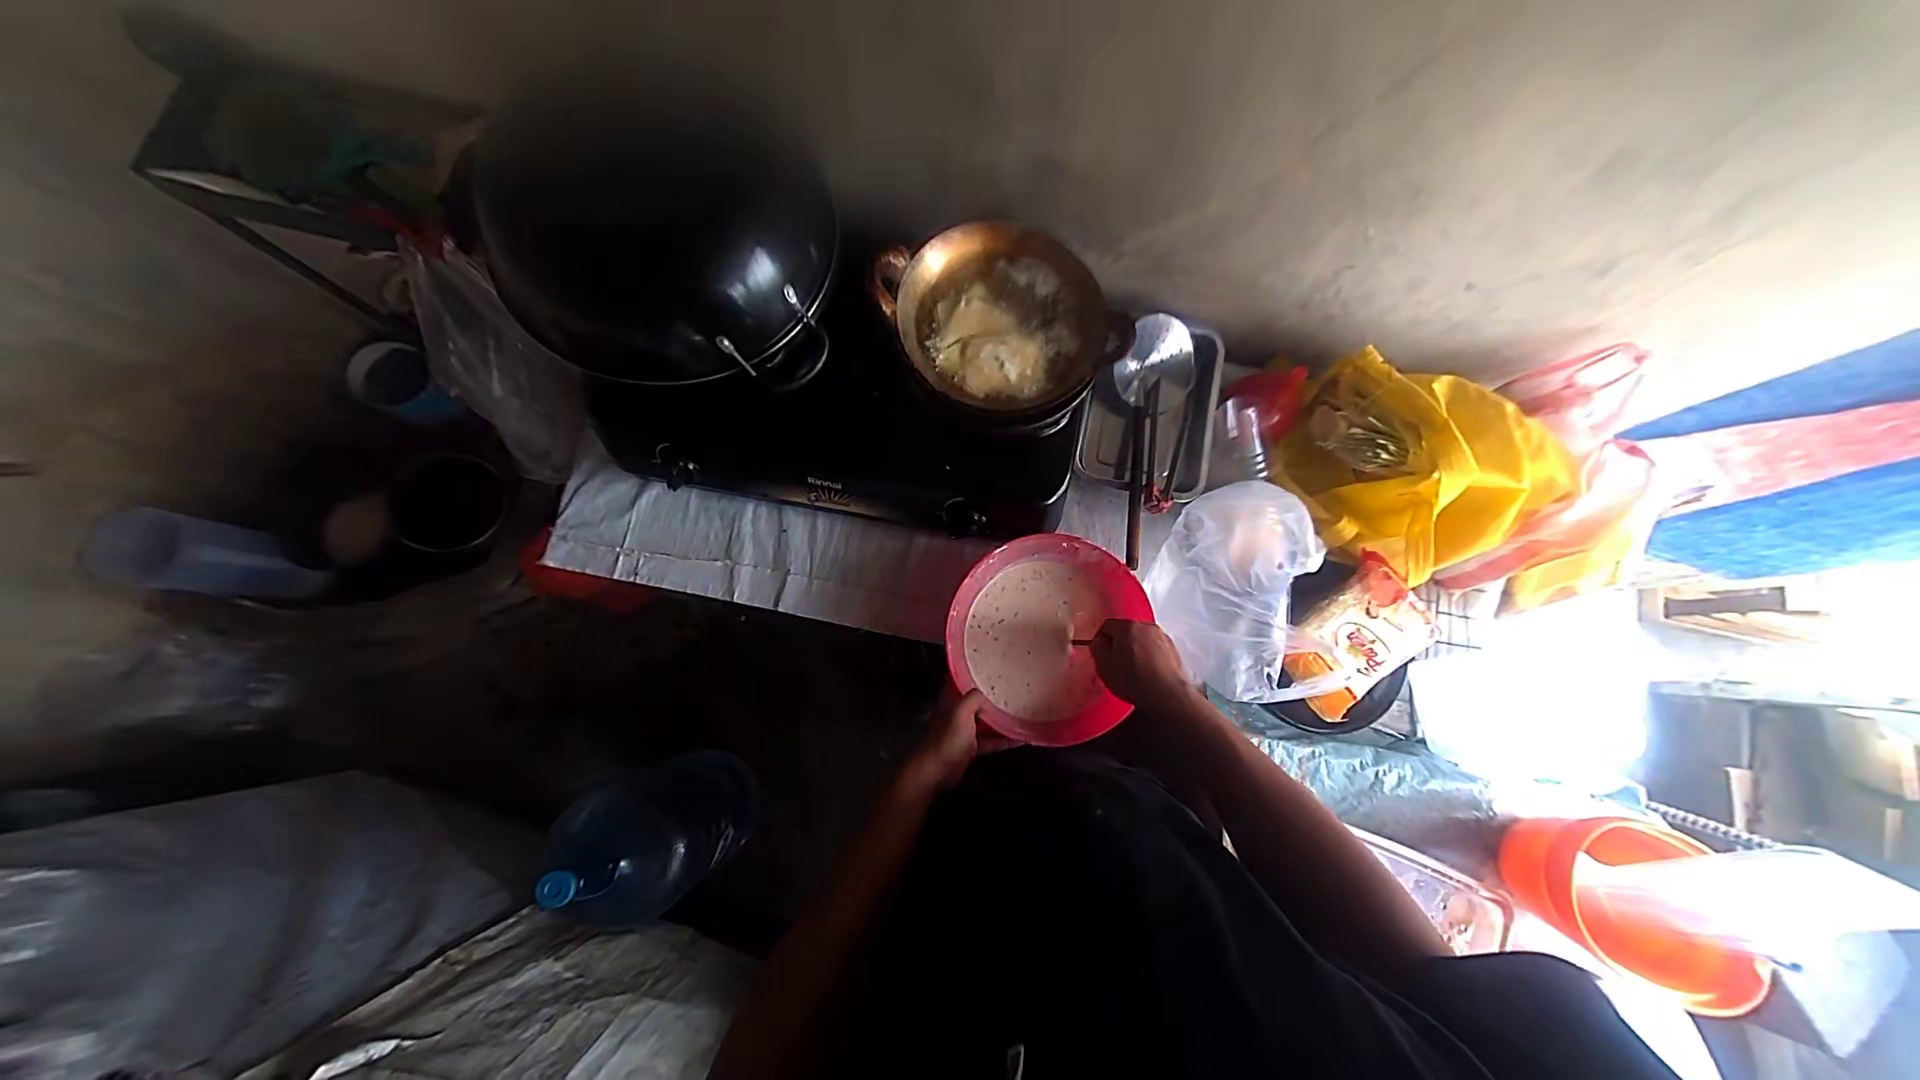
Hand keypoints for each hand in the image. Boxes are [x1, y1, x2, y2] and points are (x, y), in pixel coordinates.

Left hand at [899, 688, 1017, 795]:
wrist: (938, 770)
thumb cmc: (948, 738)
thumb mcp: (961, 710)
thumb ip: (975, 698)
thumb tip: (990, 699)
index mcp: (953, 700)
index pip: (967, 682)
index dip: (981, 677)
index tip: (999, 674)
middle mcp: (958, 712)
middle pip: (980, 703)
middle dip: (997, 700)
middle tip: (1018, 694)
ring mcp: (965, 731)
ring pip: (987, 722)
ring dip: (1004, 721)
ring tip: (1024, 716)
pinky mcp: (971, 748)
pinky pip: (991, 740)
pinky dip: (1004, 739)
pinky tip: (1020, 738)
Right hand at [1090, 619, 1195, 709]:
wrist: (1168, 695)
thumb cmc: (1133, 680)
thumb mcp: (1104, 666)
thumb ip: (1097, 648)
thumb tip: (1100, 642)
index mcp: (1127, 626)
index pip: (1107, 625)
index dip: (1101, 640)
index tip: (1100, 654)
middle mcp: (1147, 626)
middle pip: (1126, 631)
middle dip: (1120, 644)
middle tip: (1115, 663)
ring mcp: (1163, 638)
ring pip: (1142, 640)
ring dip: (1136, 650)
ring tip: (1133, 671)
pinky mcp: (1174, 651)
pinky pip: (1155, 649)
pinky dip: (1149, 658)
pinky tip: (1147, 674)